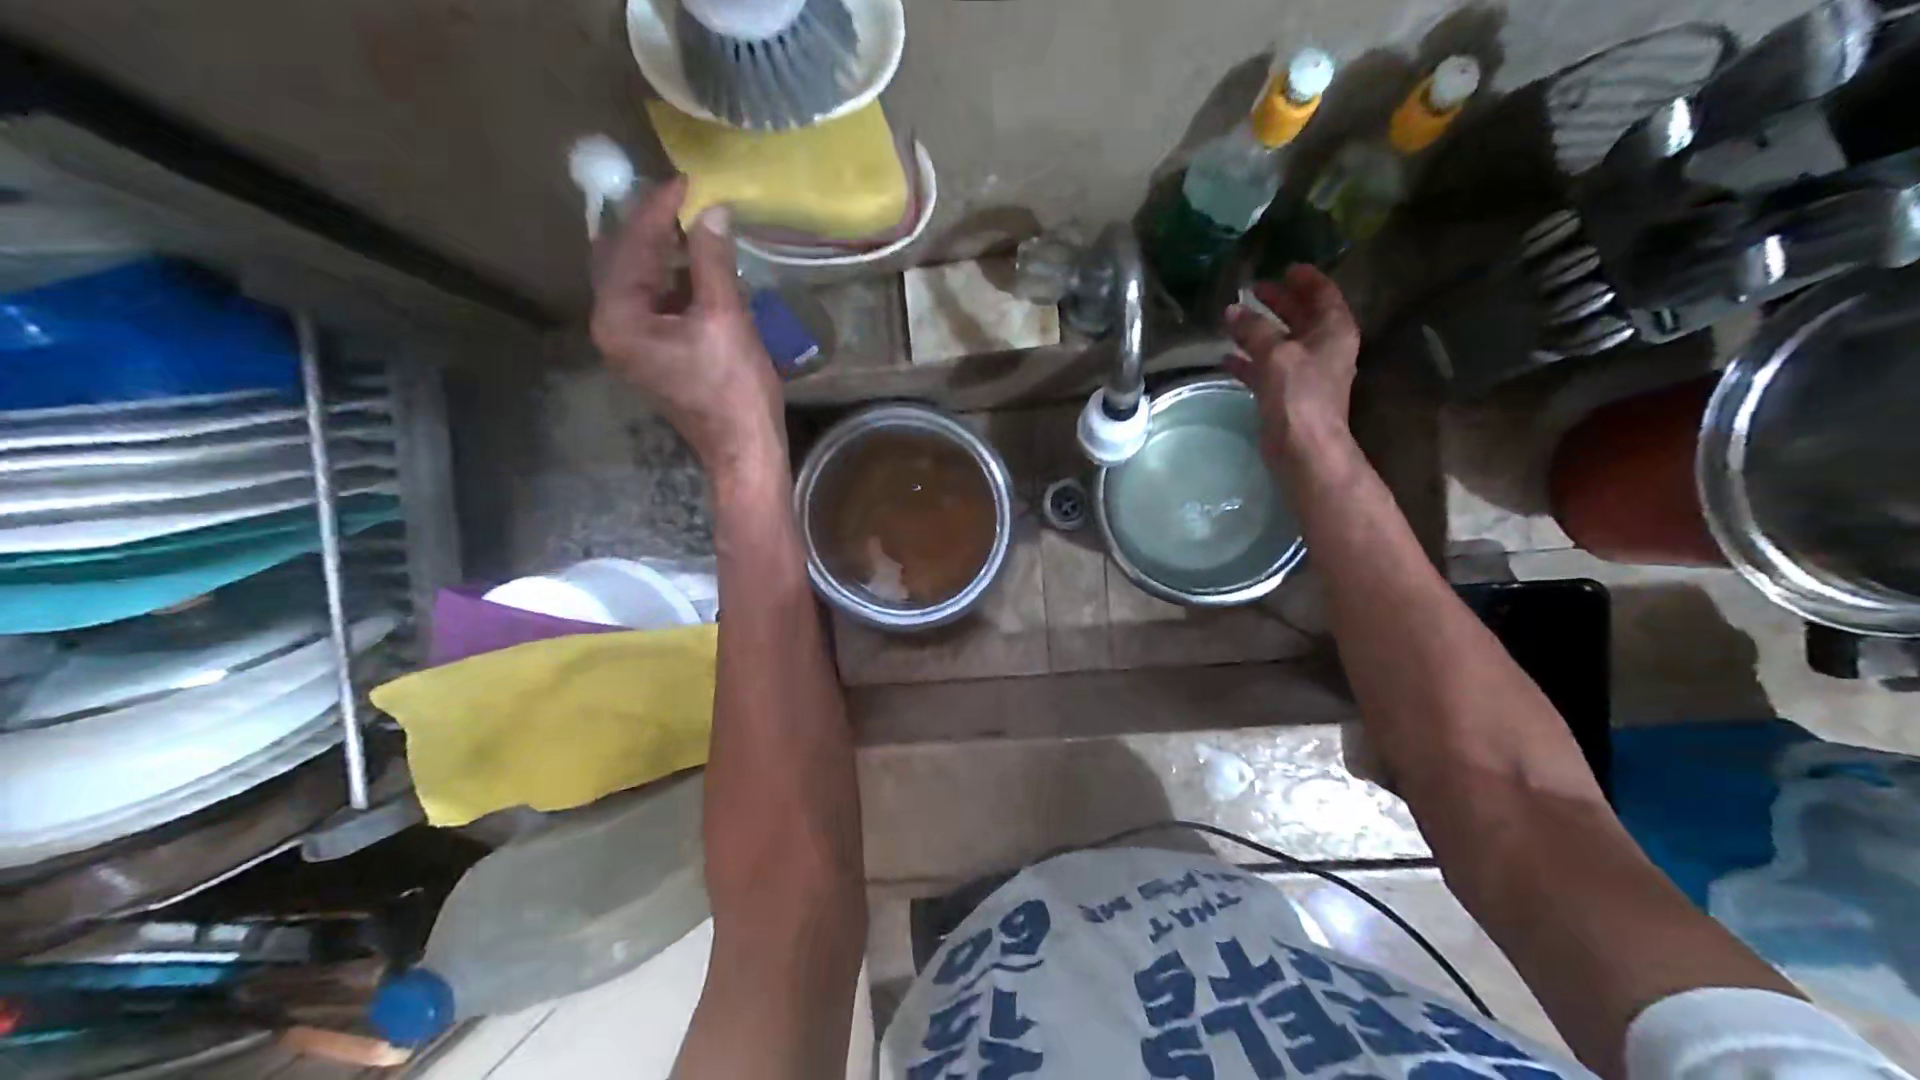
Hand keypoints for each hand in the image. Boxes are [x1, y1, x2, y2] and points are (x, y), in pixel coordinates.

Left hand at [590, 177, 783, 473]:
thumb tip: (711, 210)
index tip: (686, 180)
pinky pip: (654, 304)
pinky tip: (697, 267)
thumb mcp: (726, 318)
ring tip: (695, 225)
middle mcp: (612, 328)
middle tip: (686, 198)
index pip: (633, 246)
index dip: (659, 209)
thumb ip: (711, 259)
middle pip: (624, 260)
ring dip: (665, 253)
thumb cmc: (735, 388)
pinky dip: (673, 281)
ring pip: (640, 282)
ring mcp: (630, 345)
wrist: (744, 448)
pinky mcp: (652, 355)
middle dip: (654, 227)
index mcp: (619, 318)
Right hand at [1222, 265, 1361, 467]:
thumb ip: (1253, 329)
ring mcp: (1305, 372)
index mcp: (1333, 329)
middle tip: (1254, 288)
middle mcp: (1324, 346)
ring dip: (1260, 330)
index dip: (1304, 278)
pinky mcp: (1286, 393)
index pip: (1323, 292)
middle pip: (1301, 315)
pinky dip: (1248, 361)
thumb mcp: (1275, 353)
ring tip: (1234, 317)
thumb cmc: (1299, 394)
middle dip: (1278, 301)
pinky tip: (1226, 357)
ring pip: (1281, 342)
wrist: (1304, 446)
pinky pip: (1266, 368)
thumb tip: (1233, 310)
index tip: (1284, 266)